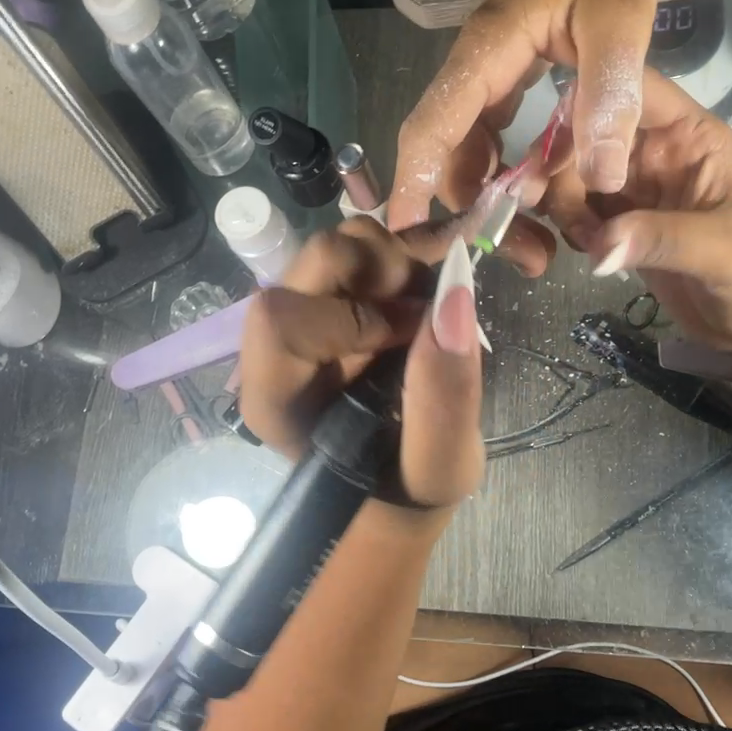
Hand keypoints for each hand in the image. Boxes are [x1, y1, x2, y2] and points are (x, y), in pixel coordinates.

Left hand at [239, 218, 484, 515]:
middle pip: (315, 261)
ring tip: (427, 311)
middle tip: (426, 313)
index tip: (413, 338)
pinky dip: (411, 254)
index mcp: (277, 396)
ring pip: (343, 242)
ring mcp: (310, 312)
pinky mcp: (339, 297)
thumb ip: (444, 398)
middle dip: (385, 272)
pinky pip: (368, 246)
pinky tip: (432, 290)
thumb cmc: (407, 488)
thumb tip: (454, 296)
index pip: (282, 319)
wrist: (401, 484)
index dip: (354, 316)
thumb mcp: (439, 468)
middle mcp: (279, 344)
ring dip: (399, 263)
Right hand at [391, 0, 657, 276]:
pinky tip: (535, 198)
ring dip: (489, 197)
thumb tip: (599, 176)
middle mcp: (473, 70)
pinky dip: (505, 173)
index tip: (404, 230)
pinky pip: (489, 137)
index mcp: (486, 54)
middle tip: (522, 257)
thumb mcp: (620, 18)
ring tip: (535, 244)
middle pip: (447, 151)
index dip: (415, 180)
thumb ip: (609, 93)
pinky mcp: (502, 81)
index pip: (434, 125)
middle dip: (468, 209)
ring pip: (467, 150)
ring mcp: (484, 76)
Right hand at [541, 70, 731, 426]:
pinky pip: (575, 209)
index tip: (560, 147)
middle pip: (586, 131)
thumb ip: (661, 238)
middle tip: (558, 211)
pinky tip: (583, 250)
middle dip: (563, 165)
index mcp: (688, 135)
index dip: (591, 101)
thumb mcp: (723, 250)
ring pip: (573, 172)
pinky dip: (566, 226)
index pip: (632, 89)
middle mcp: (654, 150)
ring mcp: (633, 187)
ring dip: (562, 201)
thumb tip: (600, 242)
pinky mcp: (619, 224)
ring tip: (583, 240)